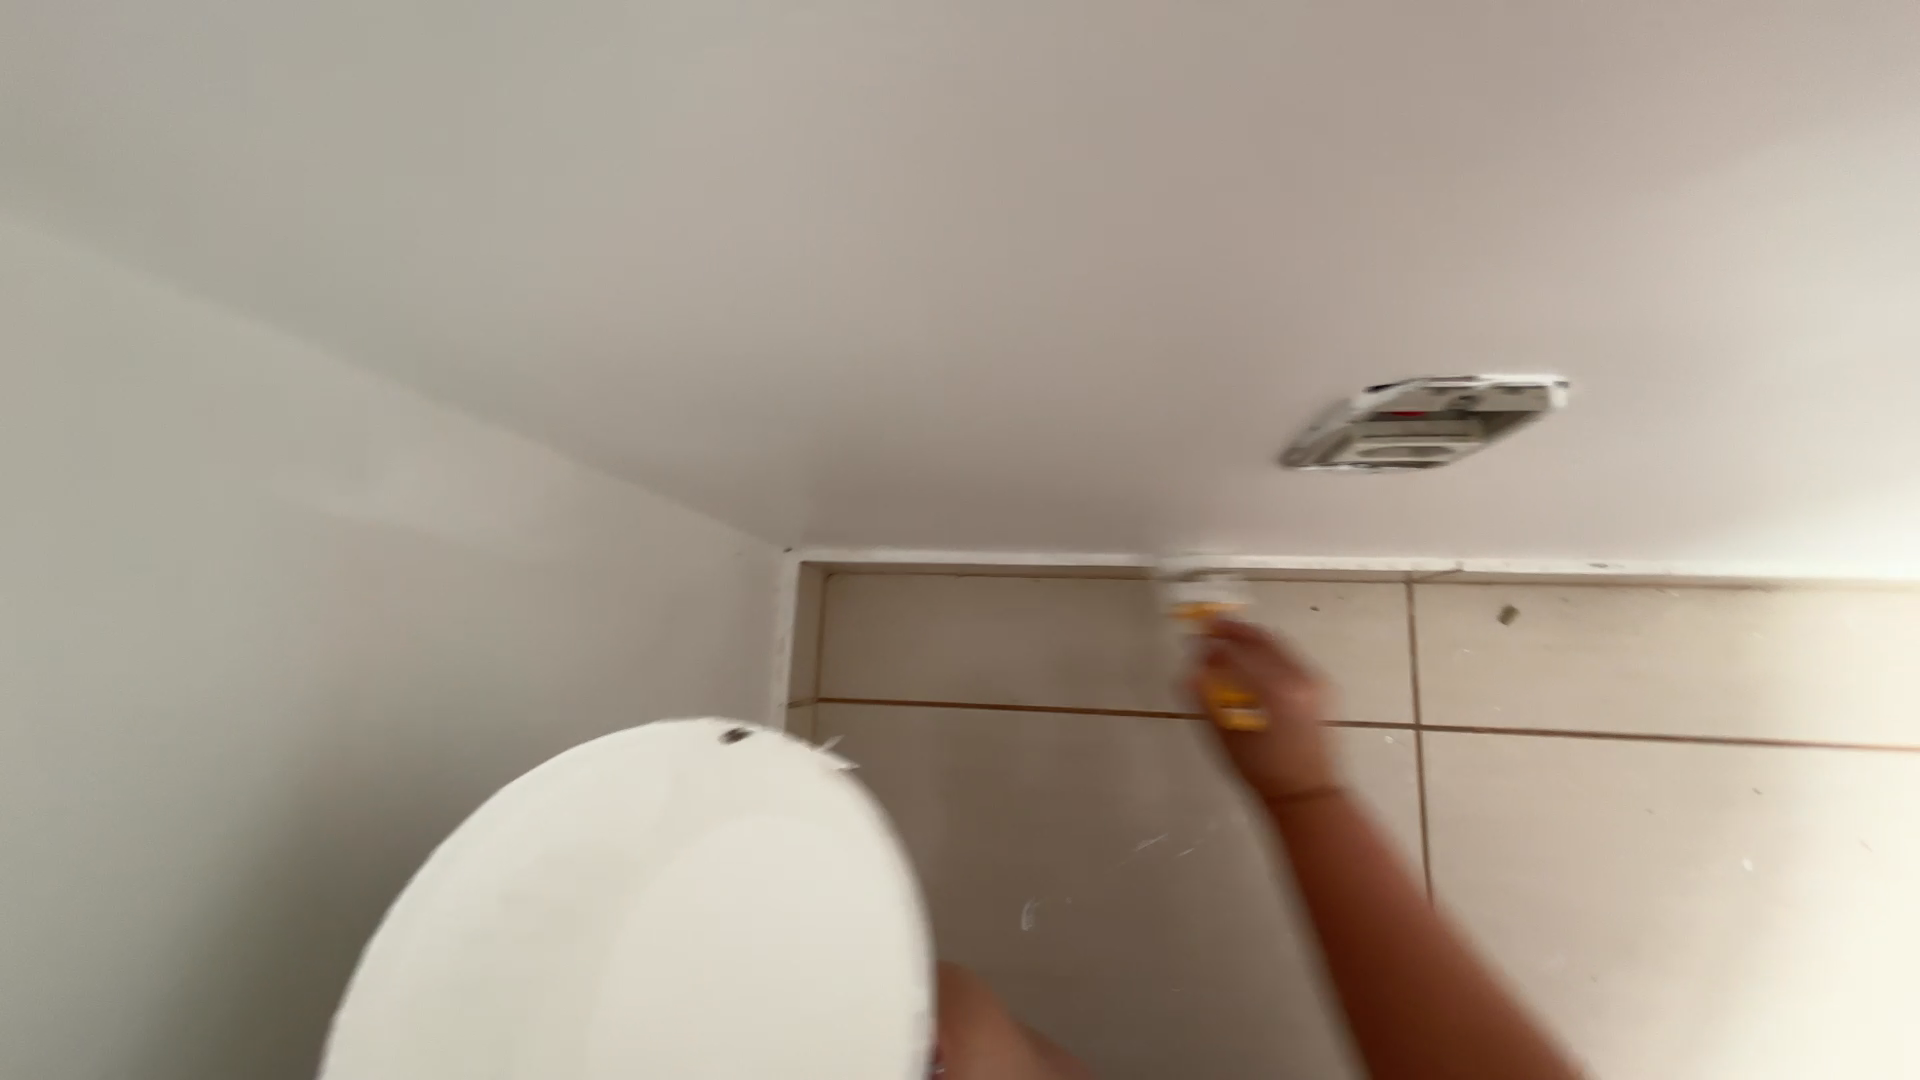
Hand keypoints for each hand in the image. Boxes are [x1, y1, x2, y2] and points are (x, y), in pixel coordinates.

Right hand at [1190, 618, 1340, 801]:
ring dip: (1250, 638)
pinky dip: (1267, 651)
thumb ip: (1207, 699)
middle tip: (1211, 624)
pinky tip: (1253, 657)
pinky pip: (1289, 657)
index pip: (1235, 653)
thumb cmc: (1261, 769)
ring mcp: (1313, 681)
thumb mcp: (1225, 736)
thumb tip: (1190, 669)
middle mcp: (1296, 679)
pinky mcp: (1320, 687)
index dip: (1212, 643)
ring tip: (1229, 637)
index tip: (1196, 638)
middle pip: (1260, 640)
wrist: (1307, 793)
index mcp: (1272, 691)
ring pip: (1276, 645)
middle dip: (1233, 630)